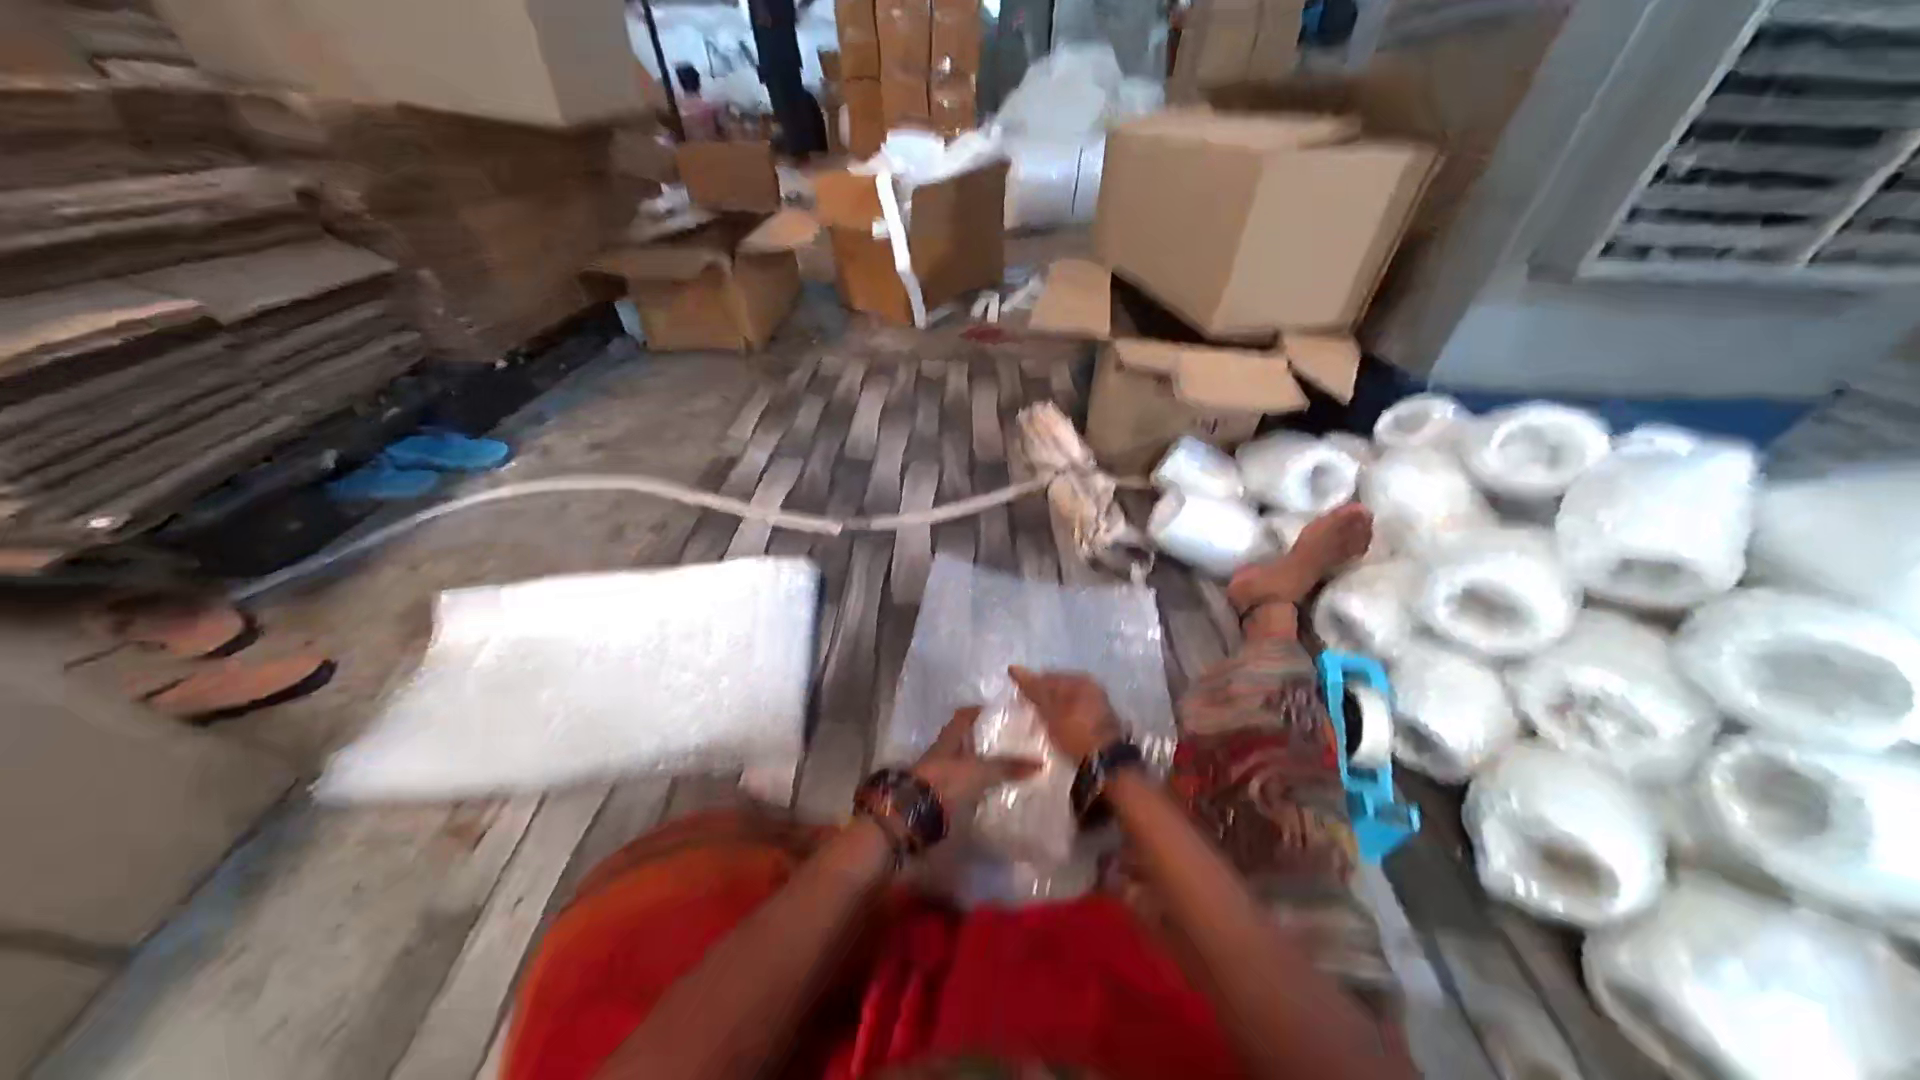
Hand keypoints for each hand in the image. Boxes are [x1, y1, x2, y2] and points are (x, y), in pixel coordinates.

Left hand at [911, 706, 1040, 815]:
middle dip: (983, 738)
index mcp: (950, 736)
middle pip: (964, 738)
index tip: (999, 712)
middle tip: (1007, 740)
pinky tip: (990, 788)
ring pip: (963, 761)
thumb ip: (1008, 767)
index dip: (980, 710)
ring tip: (1004, 764)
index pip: (964, 715)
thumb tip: (1039, 763)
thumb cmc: (947, 779)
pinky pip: (962, 782)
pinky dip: (975, 784)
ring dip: (979, 762)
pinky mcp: (940, 792)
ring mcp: (940, 771)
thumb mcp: (981, 770)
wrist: (917, 810)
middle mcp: (944, 750)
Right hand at [1008, 666, 1123, 761]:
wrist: (1106, 761)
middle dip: (1043, 698)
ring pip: (1068, 699)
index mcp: (1078, 679)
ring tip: (1041, 723)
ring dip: (1054, 708)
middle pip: (1058, 687)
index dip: (1030, 688)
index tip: (1019, 702)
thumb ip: (1033, 689)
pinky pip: (1076, 710)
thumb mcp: (1049, 712)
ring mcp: (1098, 701)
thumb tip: (1013, 668)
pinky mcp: (1101, 718)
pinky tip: (1058, 729)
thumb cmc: (1074, 733)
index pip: (1046, 676)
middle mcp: (1090, 685)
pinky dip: (1065, 716)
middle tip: (1028, 712)